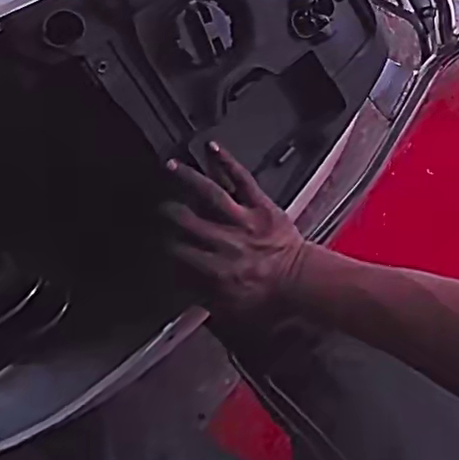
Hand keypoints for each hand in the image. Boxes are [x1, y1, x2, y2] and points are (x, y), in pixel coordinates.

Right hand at [160, 141, 312, 319]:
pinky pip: (241, 178)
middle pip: (188, 220)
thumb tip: (182, 291)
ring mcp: (244, 219)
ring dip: (187, 178)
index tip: (156, 239)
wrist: (302, 282)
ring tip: (171, 166)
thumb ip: (205, 300)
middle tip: (158, 205)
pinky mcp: (260, 205)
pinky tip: (212, 148)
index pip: (180, 253)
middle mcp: (227, 241)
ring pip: (210, 193)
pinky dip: (226, 161)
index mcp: (217, 270)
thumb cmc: (271, 297)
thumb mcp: (233, 311)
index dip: (164, 245)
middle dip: (169, 211)